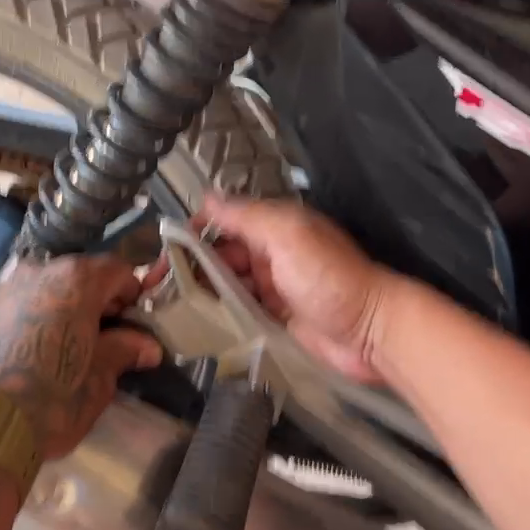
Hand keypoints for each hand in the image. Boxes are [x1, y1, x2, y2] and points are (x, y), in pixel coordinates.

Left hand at [0, 256, 162, 458]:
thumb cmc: (47, 405)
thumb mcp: (97, 384)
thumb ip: (121, 352)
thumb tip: (146, 344)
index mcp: (74, 282)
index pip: (116, 271)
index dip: (128, 295)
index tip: (128, 323)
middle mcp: (30, 272)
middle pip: (69, 277)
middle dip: (83, 303)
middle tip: (87, 341)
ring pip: (27, 292)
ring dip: (41, 312)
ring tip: (38, 353)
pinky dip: (3, 326)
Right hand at [188, 195, 397, 382]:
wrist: (371, 332)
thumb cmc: (331, 278)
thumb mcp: (287, 236)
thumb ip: (247, 216)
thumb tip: (208, 197)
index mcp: (275, 226)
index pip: (225, 221)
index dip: (195, 232)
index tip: (167, 249)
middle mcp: (271, 253)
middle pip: (220, 255)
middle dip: (191, 265)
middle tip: (158, 284)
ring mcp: (273, 287)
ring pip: (226, 284)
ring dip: (202, 291)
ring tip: (168, 305)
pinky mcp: (275, 318)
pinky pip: (239, 311)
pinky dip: (219, 314)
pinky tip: (196, 323)